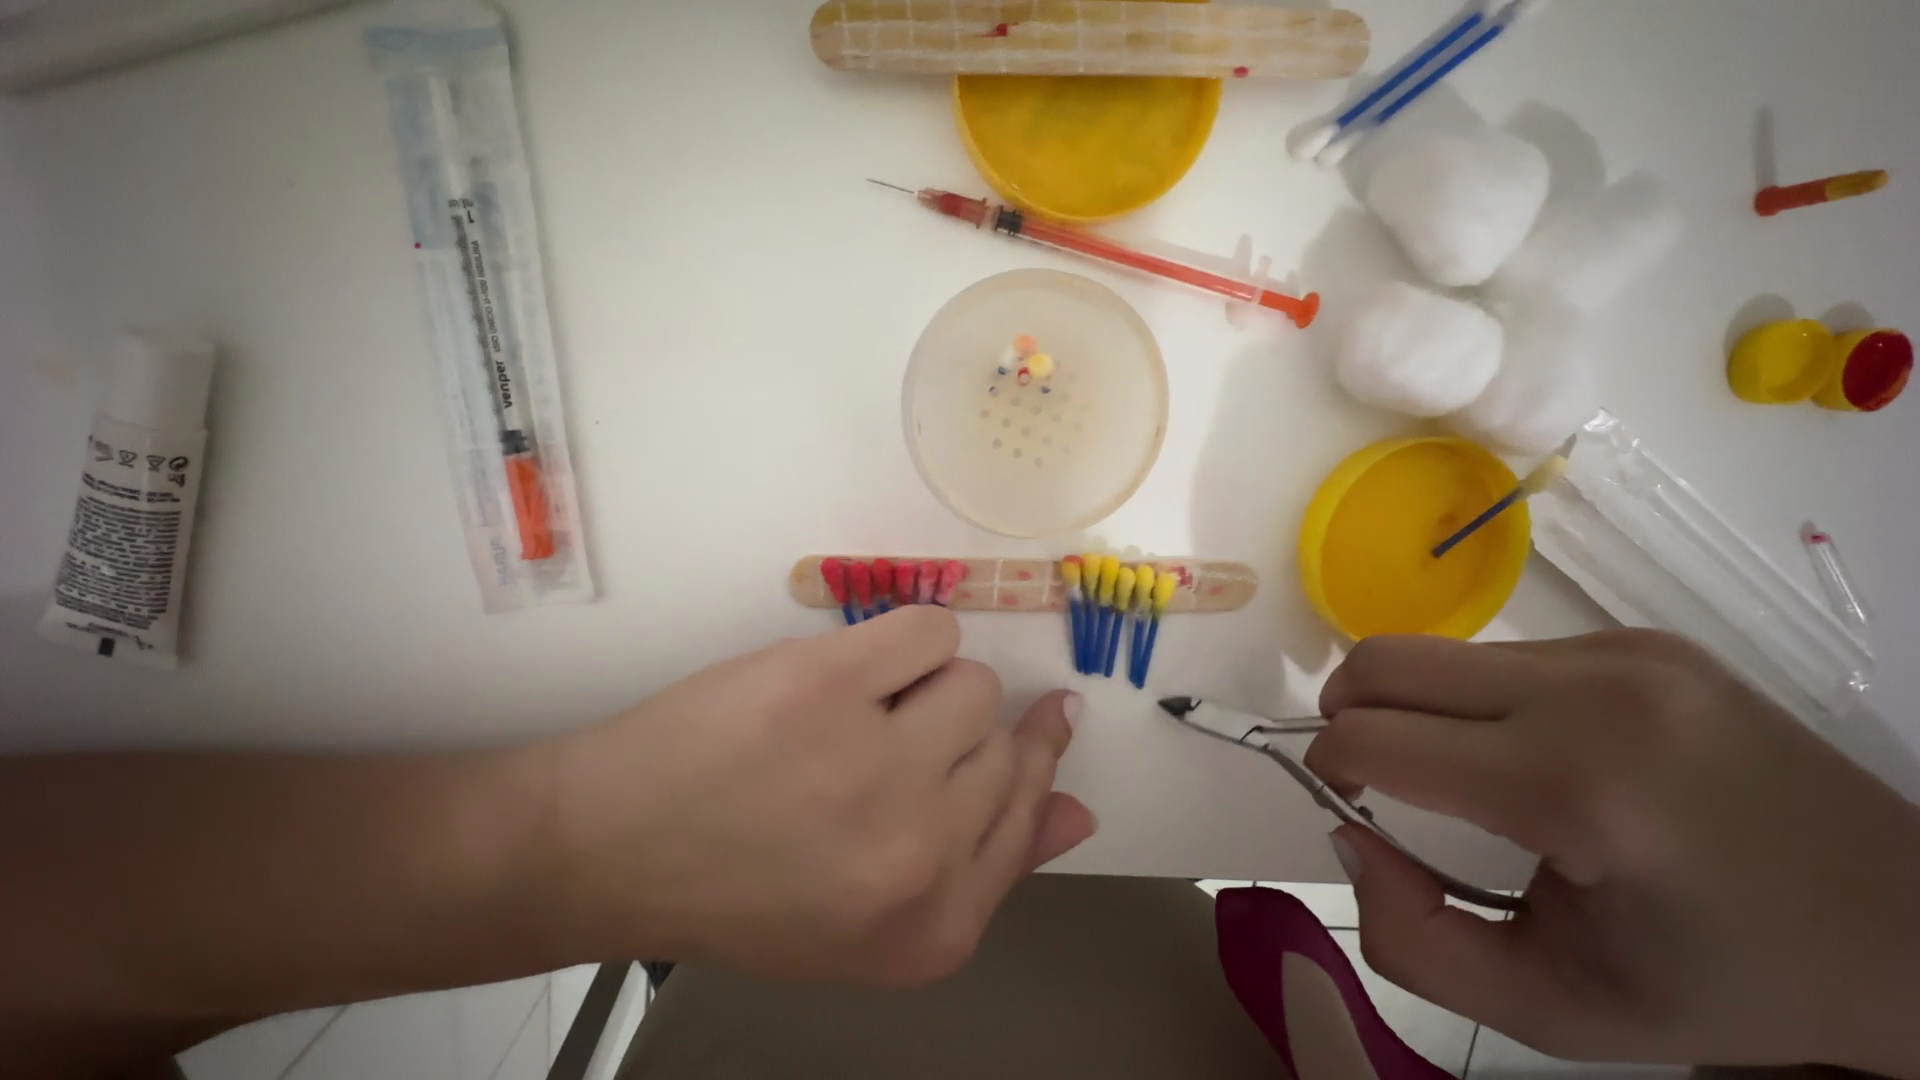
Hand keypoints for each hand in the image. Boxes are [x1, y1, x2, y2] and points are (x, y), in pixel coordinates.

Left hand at [538, 606, 1095, 984]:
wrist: (614, 850)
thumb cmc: (745, 889)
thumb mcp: (872, 923)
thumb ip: (986, 869)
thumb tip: (1078, 812)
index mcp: (935, 928)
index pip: (1029, 811)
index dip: (1032, 760)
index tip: (1046, 718)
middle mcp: (921, 854)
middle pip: (1004, 742)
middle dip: (950, 734)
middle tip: (879, 745)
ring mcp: (874, 764)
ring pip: (971, 680)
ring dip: (923, 686)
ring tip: (850, 716)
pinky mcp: (826, 685)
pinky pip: (928, 629)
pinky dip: (903, 638)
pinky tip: (848, 671)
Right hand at [1304, 631, 1919, 1073]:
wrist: (1917, 933)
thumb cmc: (1724, 985)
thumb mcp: (1550, 1009)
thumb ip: (1410, 938)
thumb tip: (1348, 832)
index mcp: (1575, 788)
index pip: (1374, 738)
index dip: (1328, 767)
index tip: (1346, 806)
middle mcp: (1594, 690)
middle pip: (1384, 662)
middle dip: (1343, 714)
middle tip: (1366, 777)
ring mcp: (1621, 651)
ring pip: (1435, 653)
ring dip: (1412, 707)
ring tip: (1455, 774)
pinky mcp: (1639, 639)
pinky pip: (1500, 654)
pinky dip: (1473, 699)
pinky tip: (1527, 753)